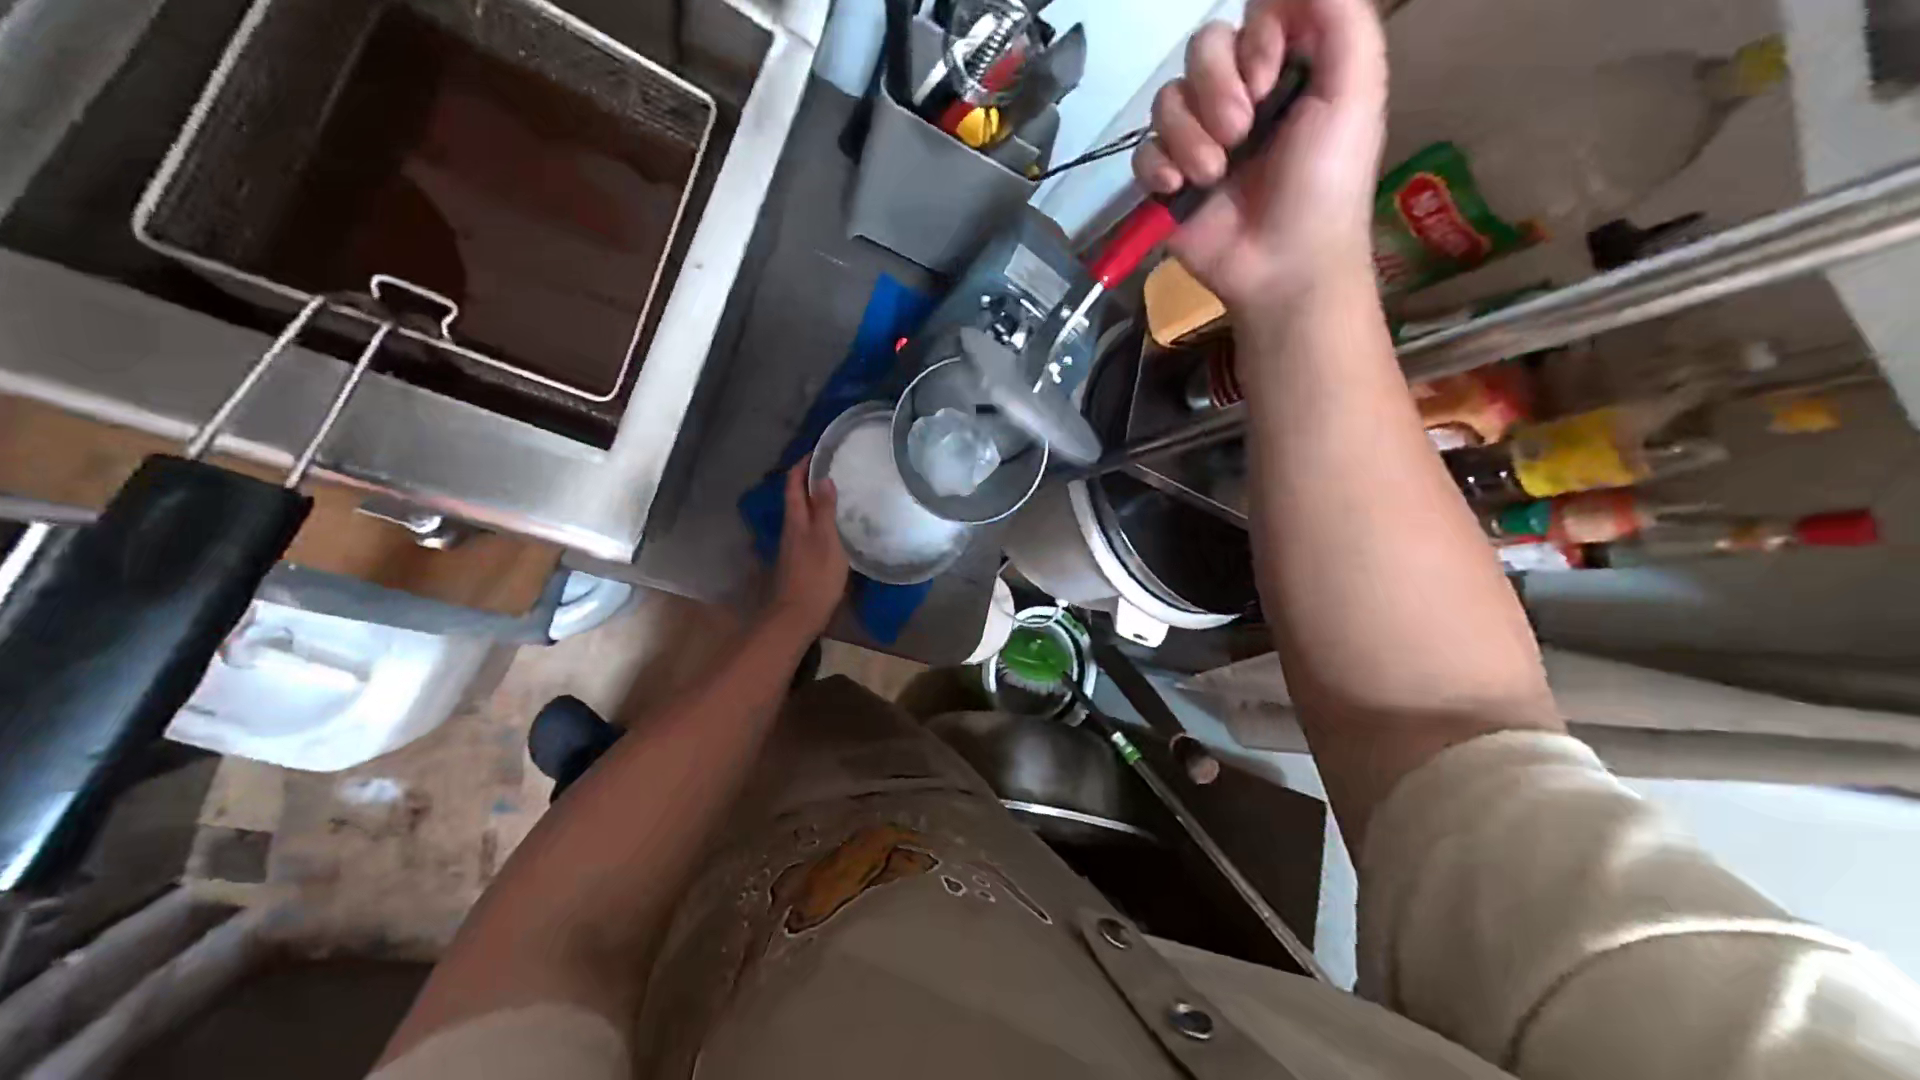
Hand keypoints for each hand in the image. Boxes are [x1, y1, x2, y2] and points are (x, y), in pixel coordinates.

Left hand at [768, 457, 848, 637]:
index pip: (793, 483)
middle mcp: (790, 528)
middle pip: (795, 496)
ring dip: (814, 497)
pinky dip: (819, 516)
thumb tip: (822, 478)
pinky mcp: (799, 558)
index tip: (819, 450)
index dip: (802, 465)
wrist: (797, 615)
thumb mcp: (826, 541)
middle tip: (833, 466)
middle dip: (809, 478)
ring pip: (802, 512)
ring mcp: (793, 545)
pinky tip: (834, 522)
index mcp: (796, 520)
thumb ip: (824, 510)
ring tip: (837, 489)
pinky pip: (808, 528)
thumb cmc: (815, 577)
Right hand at [1132, 0, 1387, 309]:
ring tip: (1214, 175)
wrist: (1283, 265)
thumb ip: (1340, 16)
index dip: (1251, 44)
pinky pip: (1143, 152)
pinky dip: (1158, 168)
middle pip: (1201, 51)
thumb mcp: (1356, 88)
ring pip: (1167, 101)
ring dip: (1189, 136)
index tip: (1268, 83)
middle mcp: (1238, 100)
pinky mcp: (1167, 184)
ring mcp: (1198, 144)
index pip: (1248, 21)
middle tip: (1241, 135)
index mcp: (1284, 73)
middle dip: (1216, 91)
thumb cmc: (1326, 183)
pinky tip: (1180, 190)